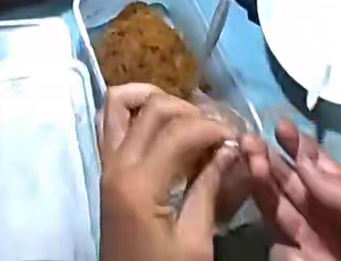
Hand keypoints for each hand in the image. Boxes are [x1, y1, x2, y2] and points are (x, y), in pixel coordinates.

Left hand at [99, 84, 238, 260]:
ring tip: (184, 116)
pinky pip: (108, 121)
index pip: (176, 132)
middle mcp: (116, 162)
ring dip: (152, 98)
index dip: (209, 127)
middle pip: (149, 108)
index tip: (236, 135)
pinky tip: (158, 123)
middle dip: (187, 110)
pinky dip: (131, 109)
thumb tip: (230, 148)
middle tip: (215, 128)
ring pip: (118, 102)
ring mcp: (106, 163)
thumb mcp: (196, 243)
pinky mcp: (104, 169)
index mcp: (139, 183)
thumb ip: (209, 189)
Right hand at [243, 120, 340, 260]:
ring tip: (253, 165)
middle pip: (290, 184)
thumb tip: (302, 160)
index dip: (299, 145)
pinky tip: (297, 252)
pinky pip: (281, 254)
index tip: (279, 126)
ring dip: (261, 185)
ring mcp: (313, 249)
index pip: (320, 169)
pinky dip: (284, 250)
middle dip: (268, 158)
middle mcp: (329, 222)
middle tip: (249, 141)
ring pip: (276, 210)